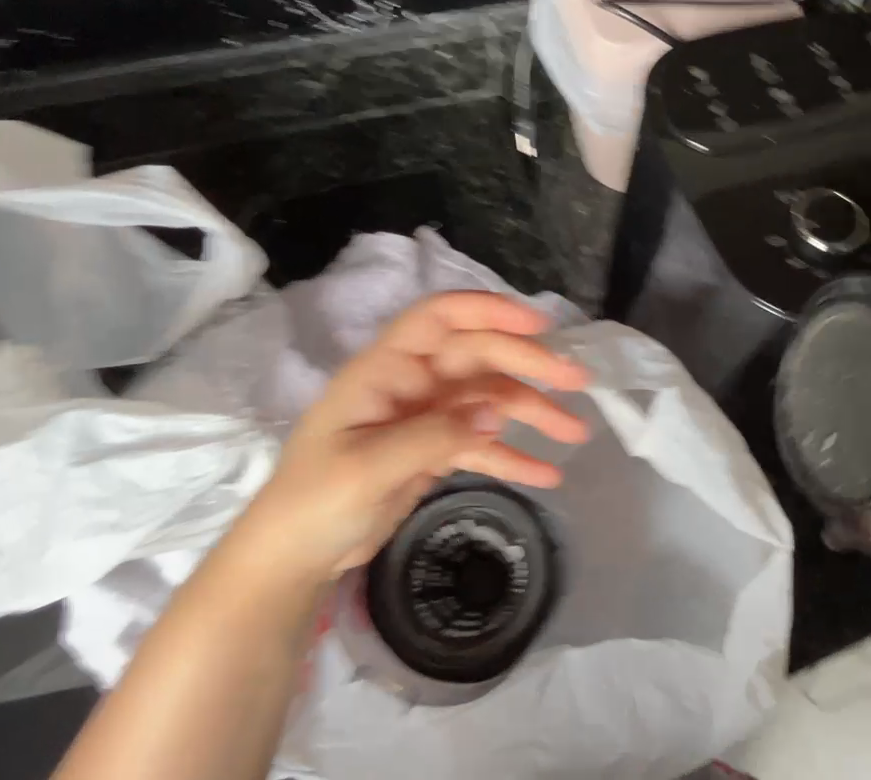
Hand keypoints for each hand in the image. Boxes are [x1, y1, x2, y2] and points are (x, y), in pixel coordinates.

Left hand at [222, 292, 591, 586]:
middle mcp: (411, 384)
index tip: (540, 325)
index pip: (440, 318)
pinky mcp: (433, 451)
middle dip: (530, 364)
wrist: (292, 558)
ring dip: (533, 413)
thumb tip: (494, 415)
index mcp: (385, 371)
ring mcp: (425, 417)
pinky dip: (513, 457)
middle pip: (478, 357)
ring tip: (577, 434)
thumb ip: (432, 436)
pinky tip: (547, 475)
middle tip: (579, 382)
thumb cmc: (314, 502)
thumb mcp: (367, 468)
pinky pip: (483, 445)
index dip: (489, 311)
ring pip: (490, 401)